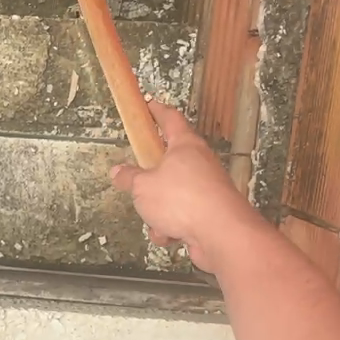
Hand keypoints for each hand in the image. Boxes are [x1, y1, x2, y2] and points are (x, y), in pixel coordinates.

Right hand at [110, 101, 262, 272]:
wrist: (221, 235)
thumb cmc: (184, 200)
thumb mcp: (143, 186)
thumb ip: (129, 178)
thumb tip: (118, 172)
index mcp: (185, 146)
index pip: (170, 119)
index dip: (157, 110)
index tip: (148, 104)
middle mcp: (200, 163)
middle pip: (170, 161)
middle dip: (151, 177)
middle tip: (138, 181)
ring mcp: (207, 188)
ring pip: (173, 194)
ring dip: (158, 210)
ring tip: (155, 220)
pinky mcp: (210, 212)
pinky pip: (181, 216)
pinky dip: (171, 227)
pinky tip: (169, 234)